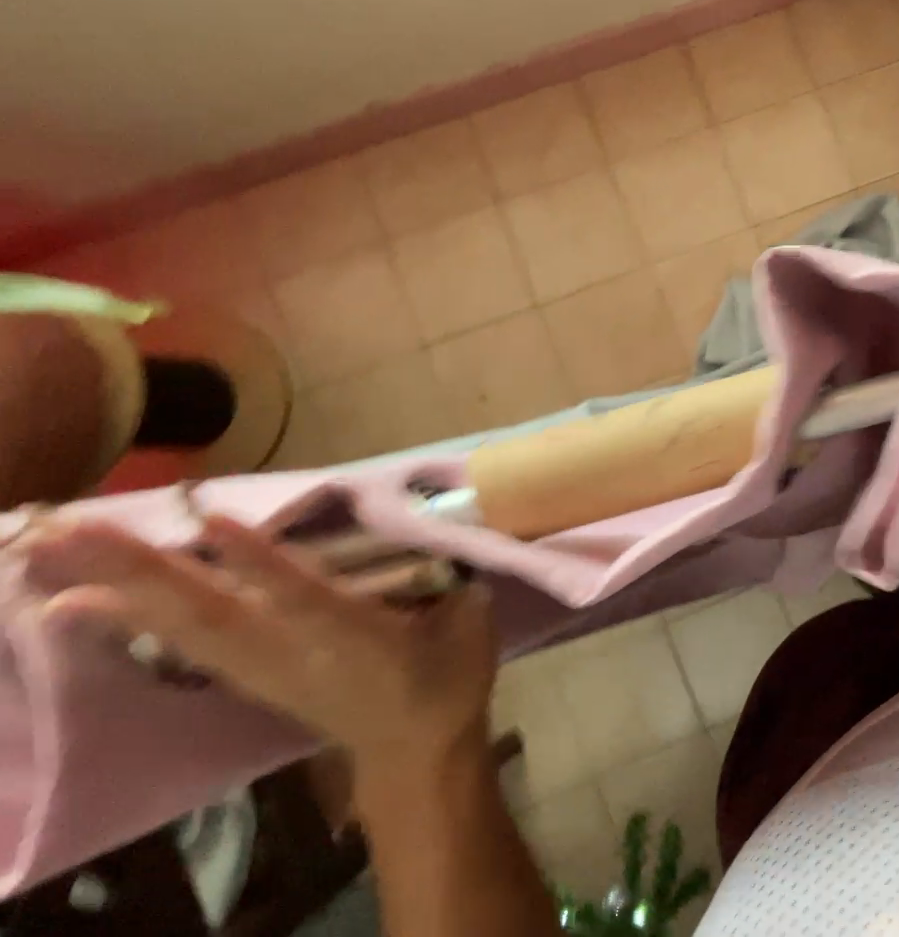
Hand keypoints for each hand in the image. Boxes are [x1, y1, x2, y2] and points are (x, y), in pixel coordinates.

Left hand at [31, 517, 497, 776]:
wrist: (414, 750)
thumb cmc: (447, 685)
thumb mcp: (471, 629)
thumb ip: (456, 582)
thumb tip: (443, 534)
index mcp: (354, 642)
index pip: (300, 598)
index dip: (258, 562)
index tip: (209, 521)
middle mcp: (291, 655)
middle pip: (209, 612)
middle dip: (142, 571)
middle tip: (71, 529)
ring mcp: (260, 668)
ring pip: (181, 624)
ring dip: (117, 587)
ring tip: (53, 550)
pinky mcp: (246, 674)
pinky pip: (181, 641)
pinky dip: (128, 618)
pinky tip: (80, 601)